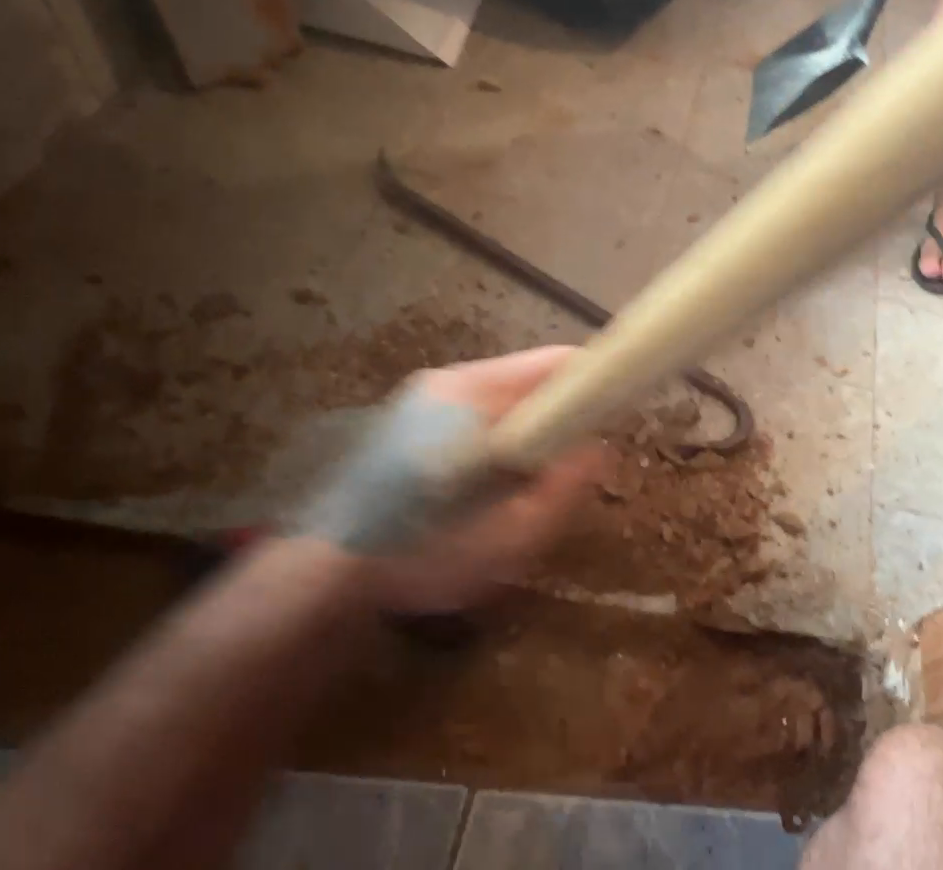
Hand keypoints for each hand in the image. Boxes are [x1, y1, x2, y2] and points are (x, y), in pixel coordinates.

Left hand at [299, 345, 603, 612]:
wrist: (320, 578)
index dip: (600, 383)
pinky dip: (498, 447)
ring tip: (521, 495)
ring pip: (506, 406)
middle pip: (534, 384)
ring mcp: (421, 402)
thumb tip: (599, 447)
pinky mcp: (406, 425)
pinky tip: (483, 497)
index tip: (621, 415)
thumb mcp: (515, 532)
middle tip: (568, 476)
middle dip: (562, 423)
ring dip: (529, 439)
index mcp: (475, 395)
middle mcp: (448, 384)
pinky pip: (477, 422)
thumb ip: (567, 484)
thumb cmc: (424, 551)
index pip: (560, 363)